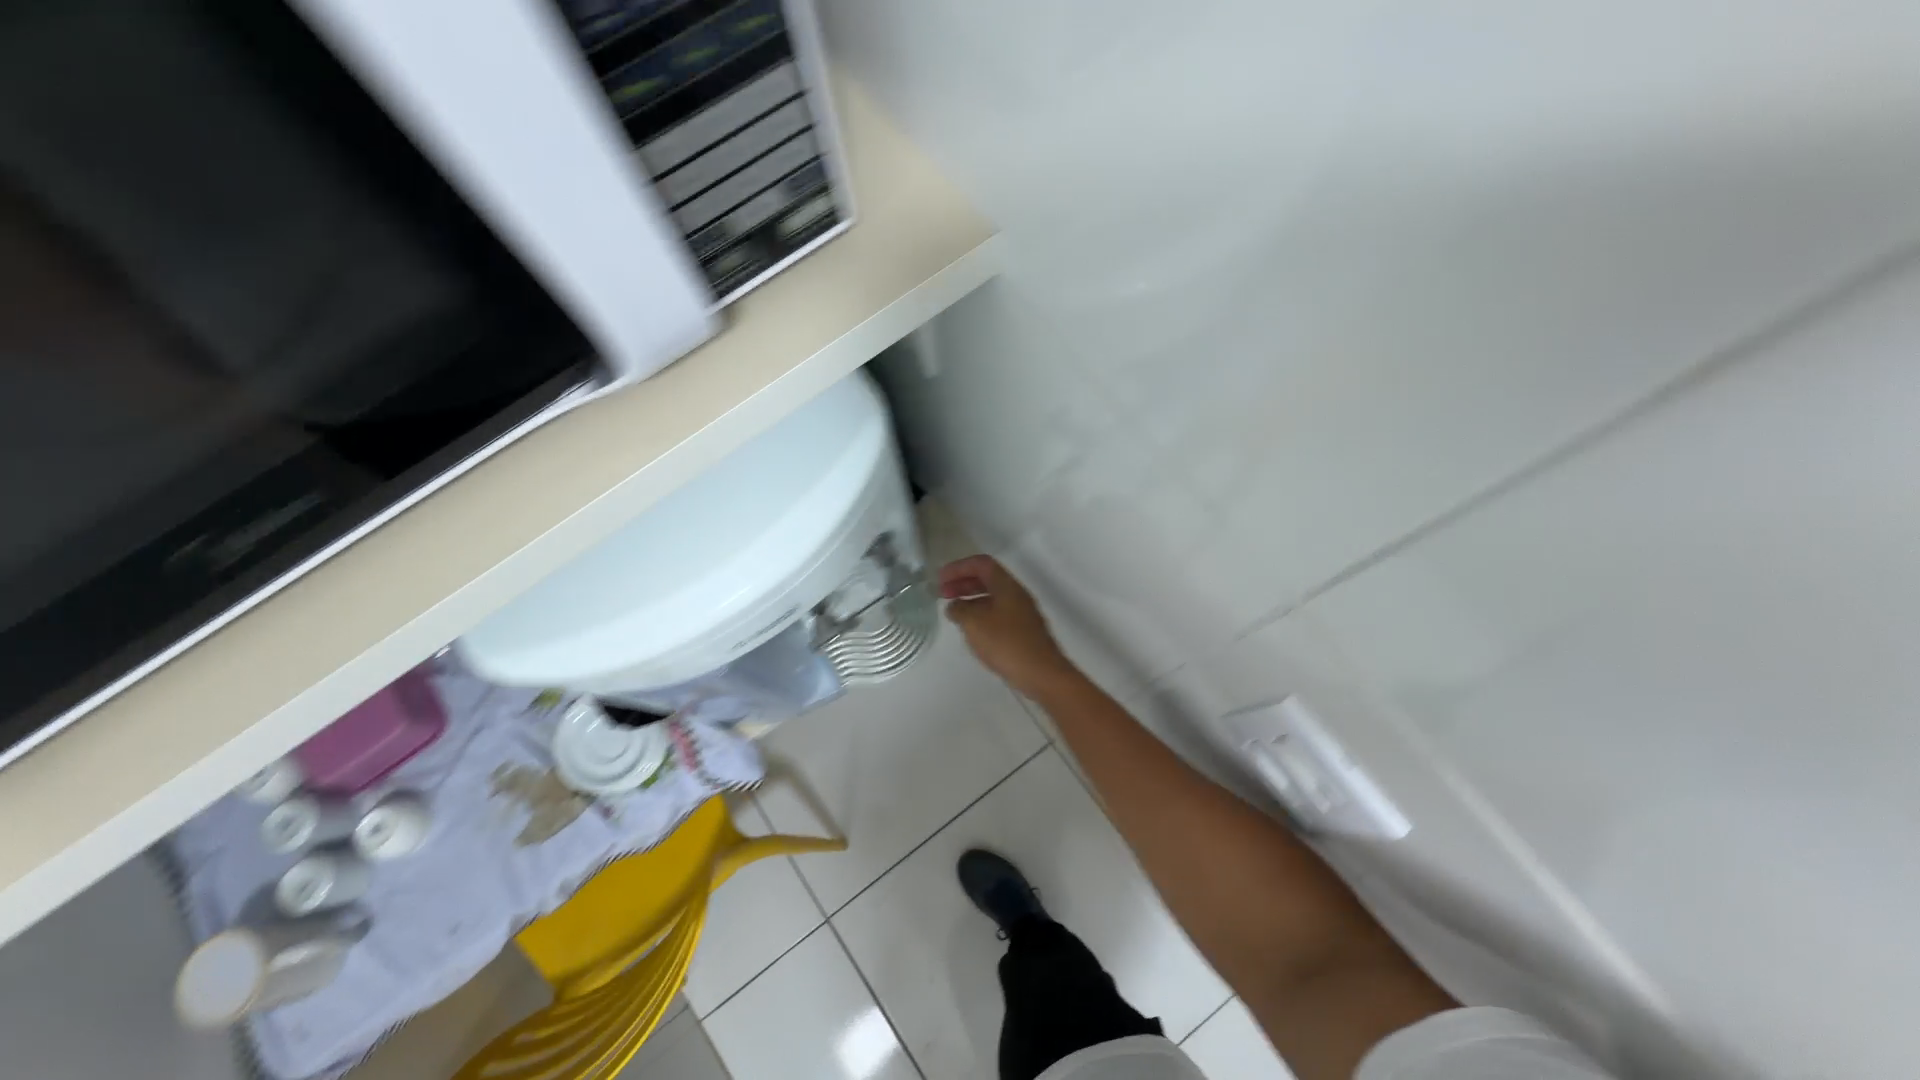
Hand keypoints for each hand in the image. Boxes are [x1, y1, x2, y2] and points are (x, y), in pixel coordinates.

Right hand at [938, 555, 1078, 697]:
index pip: (981, 564)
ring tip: (953, 612)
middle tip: (942, 594)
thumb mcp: (974, 623)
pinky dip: (980, 614)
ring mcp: (1022, 613)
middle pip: (987, 578)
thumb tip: (954, 606)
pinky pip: (997, 613)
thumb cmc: (1006, 643)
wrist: (1041, 674)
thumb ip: (959, 610)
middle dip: (962, 582)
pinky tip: (972, 630)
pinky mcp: (1023, 631)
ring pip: (992, 597)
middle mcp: (1017, 594)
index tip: (940, 579)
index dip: (958, 567)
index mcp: (1007, 586)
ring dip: (971, 599)